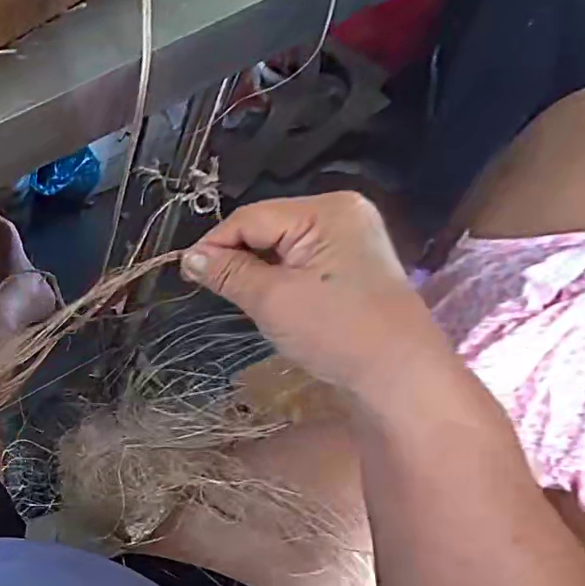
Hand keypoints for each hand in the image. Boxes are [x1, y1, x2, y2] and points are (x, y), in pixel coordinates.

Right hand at [179, 192, 456, 400]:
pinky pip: (298, 256)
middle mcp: (340, 212)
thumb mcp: (271, 300)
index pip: (249, 217)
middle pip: (265, 225)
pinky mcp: (350, 260)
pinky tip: (265, 294)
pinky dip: (275, 273)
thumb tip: (188, 258)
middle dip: (234, 255)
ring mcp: (349, 236)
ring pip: (279, 242)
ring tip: (232, 293)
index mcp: (325, 211)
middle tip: (206, 286)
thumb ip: (227, 273)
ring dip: (252, 266)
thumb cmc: (335, 331)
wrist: (399, 374)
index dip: (213, 244)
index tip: (185, 273)